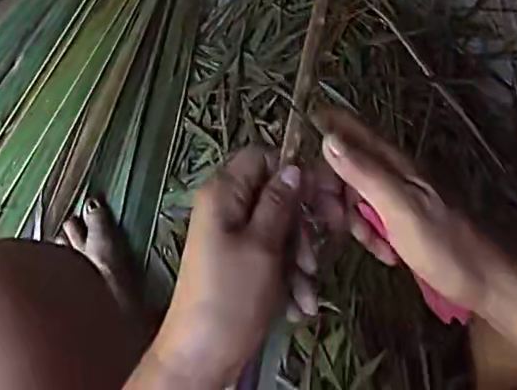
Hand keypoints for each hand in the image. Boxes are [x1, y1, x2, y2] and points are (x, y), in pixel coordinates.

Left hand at [137, 147, 316, 385]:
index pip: (260, 156)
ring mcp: (230, 235)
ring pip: (276, 229)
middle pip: (273, 195)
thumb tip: (295, 166)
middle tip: (312, 259)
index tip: (316, 199)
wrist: (200, 360)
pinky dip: (286, 278)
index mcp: (223, 191)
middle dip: (299, 228)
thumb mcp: (262, 246)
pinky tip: (297, 306)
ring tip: (305, 293)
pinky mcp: (237, 263)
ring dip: (297, 261)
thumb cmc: (230, 297)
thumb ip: (280, 203)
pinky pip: (269, 255)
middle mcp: (225, 206)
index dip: (290, 172)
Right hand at [313, 106, 511, 312]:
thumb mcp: (398, 209)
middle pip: (342, 161)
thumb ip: (363, 172)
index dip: (318, 140)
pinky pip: (370, 214)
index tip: (303, 173)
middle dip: (330, 189)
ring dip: (350, 215)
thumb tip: (327, 137)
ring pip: (353, 190)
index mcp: (389, 158)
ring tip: (368, 242)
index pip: (343, 127)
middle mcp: (390, 167)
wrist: (487, 285)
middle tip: (334, 222)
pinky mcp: (400, 216)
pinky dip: (369, 232)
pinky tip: (383, 252)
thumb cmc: (443, 246)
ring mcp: (396, 191)